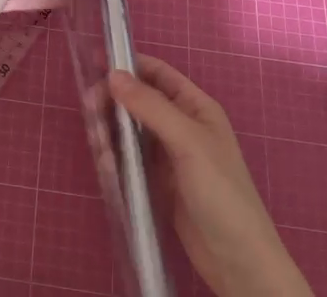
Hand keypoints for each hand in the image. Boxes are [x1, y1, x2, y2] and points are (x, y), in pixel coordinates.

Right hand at [109, 56, 312, 296]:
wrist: (237, 260)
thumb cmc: (220, 192)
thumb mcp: (187, 142)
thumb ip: (151, 106)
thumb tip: (114, 74)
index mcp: (196, 107)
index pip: (158, 74)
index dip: (129, 66)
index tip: (95, 67)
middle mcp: (181, 125)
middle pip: (139, 101)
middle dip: (113, 103)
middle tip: (89, 112)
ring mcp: (169, 156)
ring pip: (131, 131)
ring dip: (111, 132)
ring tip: (97, 146)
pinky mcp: (159, 183)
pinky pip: (131, 160)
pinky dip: (115, 158)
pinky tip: (107, 167)